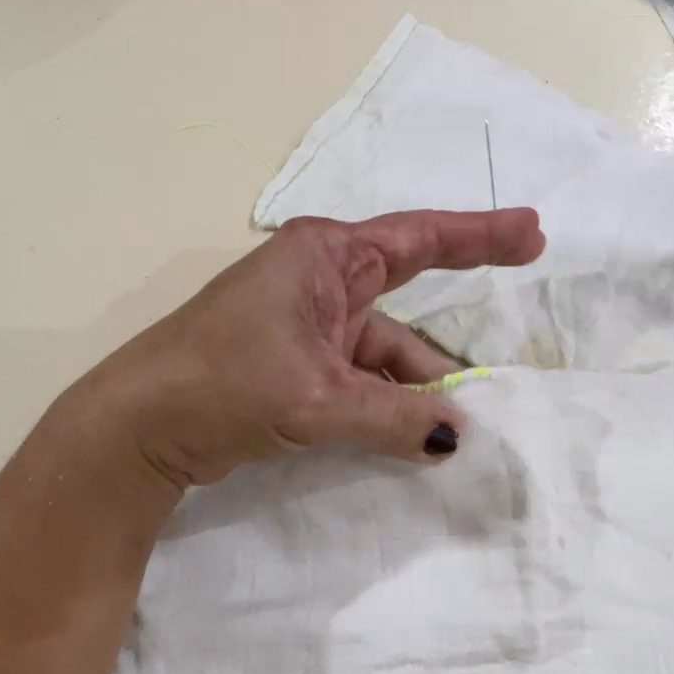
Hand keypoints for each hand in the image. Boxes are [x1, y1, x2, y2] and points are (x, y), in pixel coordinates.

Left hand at [71, 208, 545, 488]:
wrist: (139, 427)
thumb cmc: (224, 384)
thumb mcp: (318, 400)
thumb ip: (394, 417)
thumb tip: (457, 438)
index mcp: (325, 257)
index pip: (420, 239)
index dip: (480, 236)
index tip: (533, 232)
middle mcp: (320, 282)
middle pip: (406, 313)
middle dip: (442, 360)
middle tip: (491, 394)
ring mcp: (307, 326)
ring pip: (384, 358)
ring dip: (412, 397)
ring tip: (449, 441)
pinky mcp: (295, 365)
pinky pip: (359, 381)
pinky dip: (385, 409)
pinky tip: (410, 441)